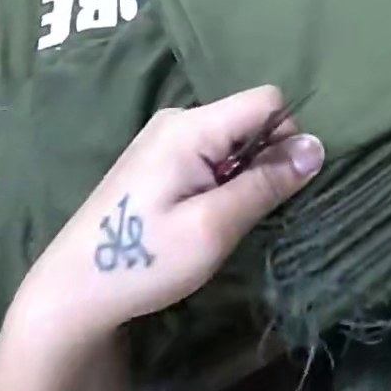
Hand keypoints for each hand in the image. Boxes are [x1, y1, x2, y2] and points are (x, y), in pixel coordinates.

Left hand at [8, 85, 323, 346]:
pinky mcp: (157, 158)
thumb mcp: (214, 226)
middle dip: (263, 159)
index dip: (286, 136)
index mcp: (191, 126)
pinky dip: (221, 178)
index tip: (280, 185)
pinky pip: (209, 152)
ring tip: (219, 218)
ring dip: (242, 173)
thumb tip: (318, 146)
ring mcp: (164, 138)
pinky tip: (200, 215)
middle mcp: (177, 119)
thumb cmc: (144, 260)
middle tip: (244, 212)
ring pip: (230, 138)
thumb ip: (267, 183)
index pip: (265, 100)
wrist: (72, 290)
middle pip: (247, 119)